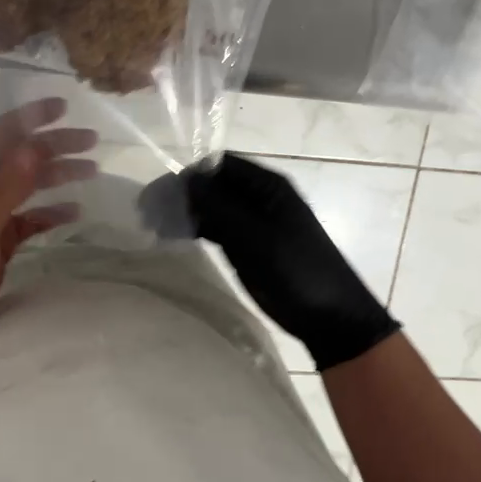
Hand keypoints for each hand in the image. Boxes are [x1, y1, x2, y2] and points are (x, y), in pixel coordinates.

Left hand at [0, 97, 96, 348]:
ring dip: (56, 176)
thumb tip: (35, 145)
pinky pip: (27, 221)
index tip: (64, 106)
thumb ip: (6, 190)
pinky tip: (74, 212)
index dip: (29, 117)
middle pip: (18, 159)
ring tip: (92, 171)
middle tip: (92, 142)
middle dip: (53, 145)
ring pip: (26, 188)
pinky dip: (50, 213)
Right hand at [160, 154, 396, 369]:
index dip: (190, 174)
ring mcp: (254, 223)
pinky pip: (218, 228)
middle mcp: (259, 198)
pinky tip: (174, 237)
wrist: (331, 317)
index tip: (161, 193)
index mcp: (268, 186)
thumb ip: (220, 209)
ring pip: (213, 207)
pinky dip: (197, 229)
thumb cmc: (298, 271)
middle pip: (214, 184)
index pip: (220, 164)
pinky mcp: (249, 246)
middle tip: (149, 211)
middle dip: (183, 194)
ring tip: (154, 225)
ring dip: (186, 212)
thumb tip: (186, 180)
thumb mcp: (256, 239)